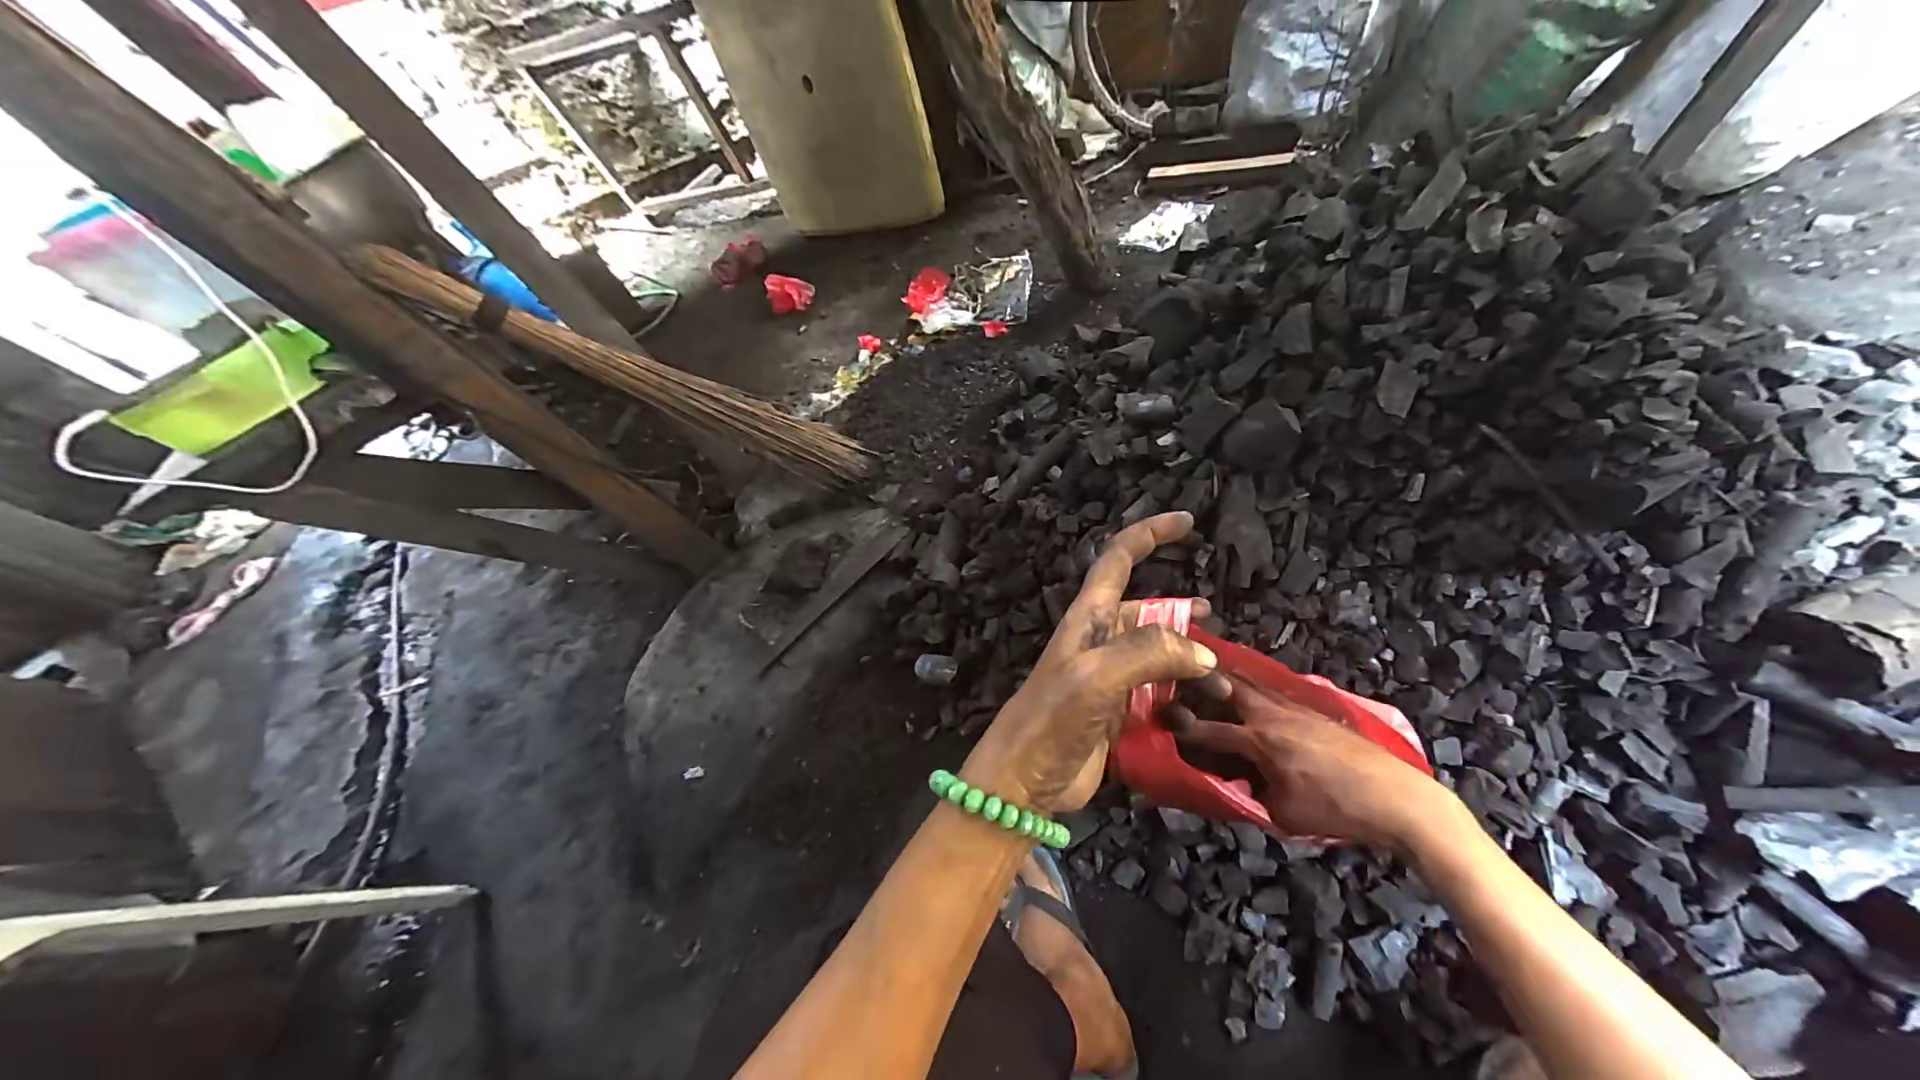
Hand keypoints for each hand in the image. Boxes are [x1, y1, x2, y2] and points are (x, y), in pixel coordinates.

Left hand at [961, 512, 1218, 813]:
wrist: (1023, 781)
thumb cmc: (1051, 719)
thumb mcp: (1095, 674)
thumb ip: (1149, 652)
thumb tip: (1202, 652)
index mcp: (1088, 618)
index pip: (1118, 560)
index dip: (1149, 534)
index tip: (1187, 522)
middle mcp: (1099, 642)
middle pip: (1147, 612)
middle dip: (1182, 615)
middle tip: (1216, 627)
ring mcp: (1109, 679)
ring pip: (1159, 656)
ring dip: (1191, 663)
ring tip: (1222, 682)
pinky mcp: (1117, 713)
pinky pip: (1158, 693)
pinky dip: (1183, 697)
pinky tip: (1201, 710)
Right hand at [1170, 674, 1454, 849]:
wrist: (1400, 799)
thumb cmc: (1337, 809)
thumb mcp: (1284, 814)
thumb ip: (1254, 795)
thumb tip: (1242, 785)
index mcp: (1260, 740)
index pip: (1209, 730)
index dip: (1183, 728)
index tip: (1163, 721)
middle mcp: (1273, 716)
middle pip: (1230, 687)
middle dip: (1203, 678)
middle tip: (1182, 670)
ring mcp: (1298, 710)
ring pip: (1255, 684)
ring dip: (1231, 677)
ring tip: (1212, 669)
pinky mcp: (1317, 713)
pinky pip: (1276, 692)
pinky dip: (1257, 688)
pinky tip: (1255, 692)